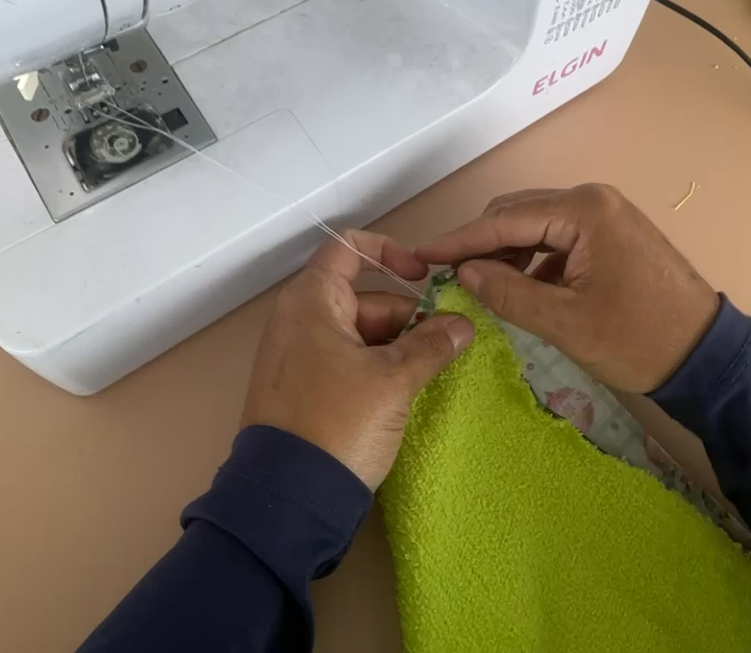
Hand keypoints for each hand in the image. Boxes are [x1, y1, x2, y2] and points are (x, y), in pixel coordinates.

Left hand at [240, 231, 474, 489]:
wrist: (287, 502)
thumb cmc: (338, 423)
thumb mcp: (393, 380)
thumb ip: (432, 345)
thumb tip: (463, 324)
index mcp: (312, 300)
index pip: (350, 248)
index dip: (390, 252)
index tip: (423, 278)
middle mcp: (300, 319)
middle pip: (365, 297)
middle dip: (409, 316)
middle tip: (447, 343)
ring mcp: (299, 356)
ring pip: (360, 332)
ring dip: (398, 346)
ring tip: (433, 370)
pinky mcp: (304, 390)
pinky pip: (347, 361)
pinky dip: (378, 366)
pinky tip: (407, 389)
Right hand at [416, 184, 719, 392]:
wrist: (709, 357)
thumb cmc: (638, 340)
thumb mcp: (565, 323)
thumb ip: (507, 293)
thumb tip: (464, 273)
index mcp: (583, 211)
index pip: (504, 220)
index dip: (459, 240)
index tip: (421, 256)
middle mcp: (592, 199)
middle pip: (518, 214)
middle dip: (481, 244)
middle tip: (448, 277)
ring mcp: (605, 214)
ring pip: (536, 225)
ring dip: (507, 253)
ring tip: (482, 287)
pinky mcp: (611, 233)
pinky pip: (558, 238)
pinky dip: (534, 259)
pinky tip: (521, 288)